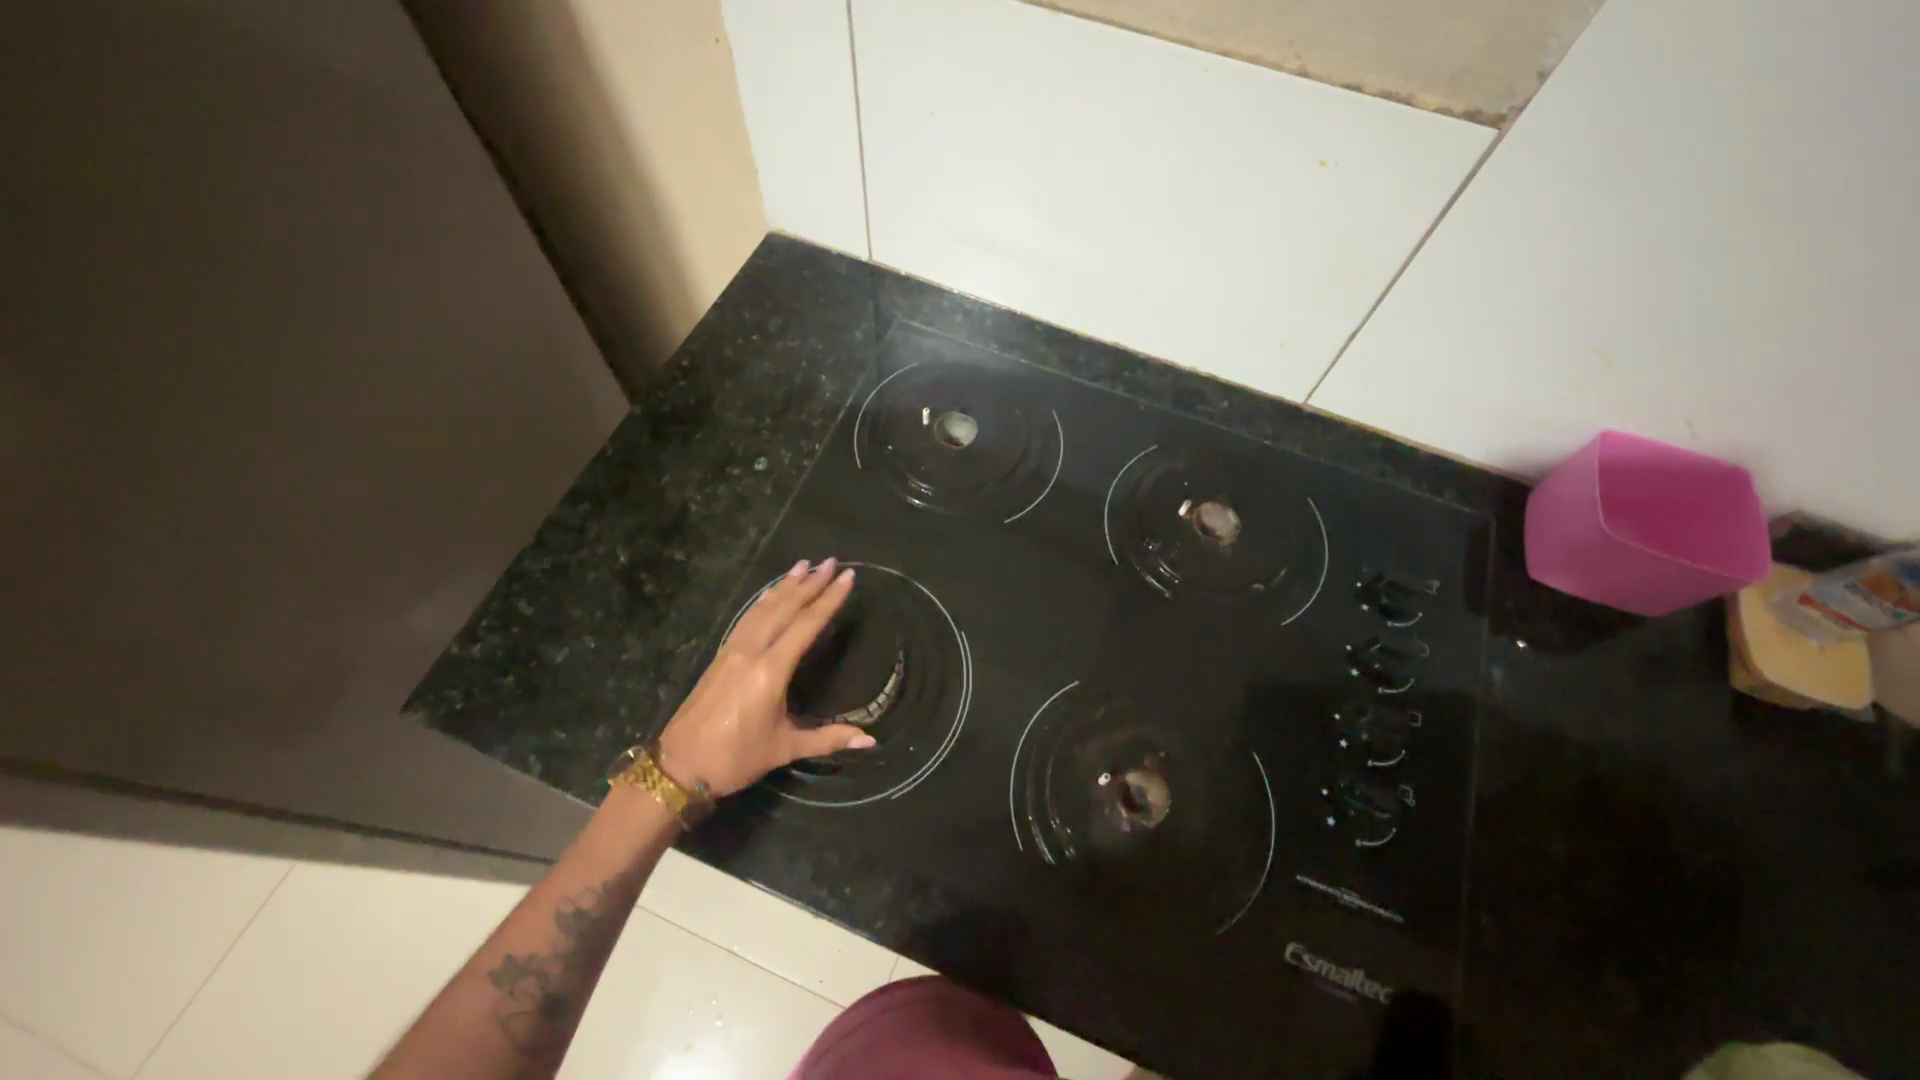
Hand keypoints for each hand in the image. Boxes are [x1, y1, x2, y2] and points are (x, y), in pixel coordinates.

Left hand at [655, 558, 874, 796]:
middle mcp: (752, 652)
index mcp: (771, 671)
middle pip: (785, 609)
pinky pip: (747, 619)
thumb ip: (828, 738)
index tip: (847, 578)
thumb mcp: (785, 749)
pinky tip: (770, 594)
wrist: (680, 767)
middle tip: (831, 561)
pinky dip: (763, 601)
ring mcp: (733, 651)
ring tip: (804, 565)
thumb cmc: (736, 758)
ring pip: (763, 609)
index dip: (828, 600)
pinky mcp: (720, 656)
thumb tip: (871, 740)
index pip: (806, 625)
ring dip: (785, 586)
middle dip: (810, 584)